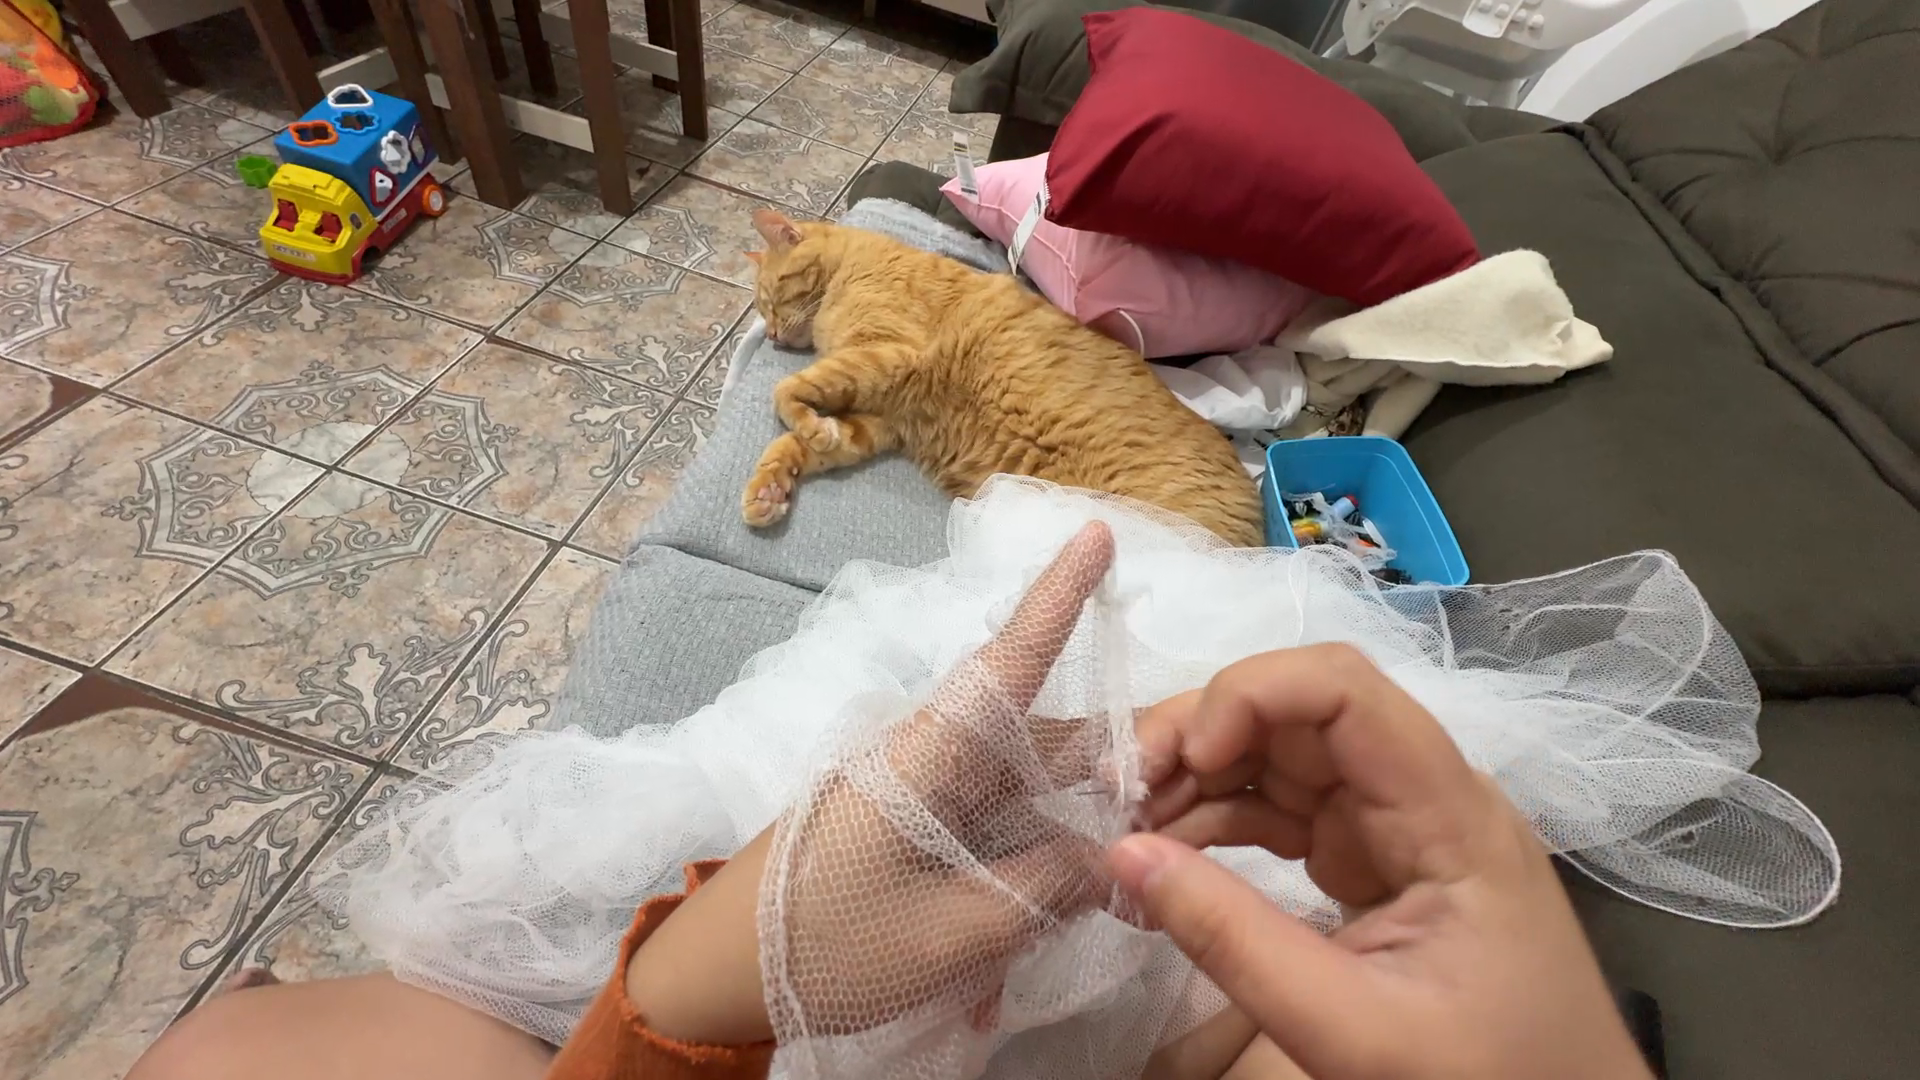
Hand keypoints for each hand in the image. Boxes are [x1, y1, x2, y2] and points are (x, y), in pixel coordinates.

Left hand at [626, 523, 1120, 1045]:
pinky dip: (1032, 850)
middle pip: (1038, 733)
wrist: (726, 969)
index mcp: (931, 753)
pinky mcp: (920, 816)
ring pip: (1022, 780)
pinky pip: (996, 816)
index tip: (1096, 534)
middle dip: (1107, 759)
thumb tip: (1114, 857)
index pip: (1009, 659)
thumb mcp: (949, 931)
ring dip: (1072, 818)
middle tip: (1176, 795)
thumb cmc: (828, 940)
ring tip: (1130, 856)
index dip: (1057, 597)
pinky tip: (1057, 897)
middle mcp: (934, 752)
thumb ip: (1042, 889)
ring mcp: (927, 785)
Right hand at [1110, 646, 1652, 1079]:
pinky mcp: (1351, 847)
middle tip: (1123, 792)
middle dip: (1195, 734)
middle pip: (1288, 708)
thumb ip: (1232, 940)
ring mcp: (1377, 816)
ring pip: (1266, 750)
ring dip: (1189, 777)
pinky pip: (1265, 805)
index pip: (1344, 687)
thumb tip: (1119, 853)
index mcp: (1445, 811)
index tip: (1188, 761)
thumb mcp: (1355, 1034)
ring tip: (1129, 830)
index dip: (1251, 695)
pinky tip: (1164, 854)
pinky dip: (1207, 819)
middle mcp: (1409, 789)